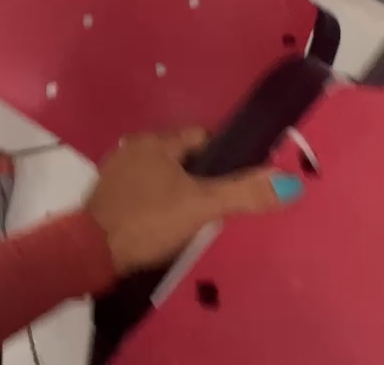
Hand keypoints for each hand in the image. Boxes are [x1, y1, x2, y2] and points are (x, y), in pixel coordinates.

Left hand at [83, 128, 302, 274]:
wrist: (95, 246)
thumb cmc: (150, 219)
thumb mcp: (201, 206)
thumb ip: (242, 193)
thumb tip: (288, 181)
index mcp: (156, 141)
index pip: (200, 136)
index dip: (224, 154)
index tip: (239, 177)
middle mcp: (134, 145)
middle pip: (181, 152)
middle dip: (203, 172)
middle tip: (221, 201)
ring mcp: (118, 166)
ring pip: (161, 169)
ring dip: (180, 185)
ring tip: (198, 213)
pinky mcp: (109, 189)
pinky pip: (144, 185)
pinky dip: (159, 196)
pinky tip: (167, 218)